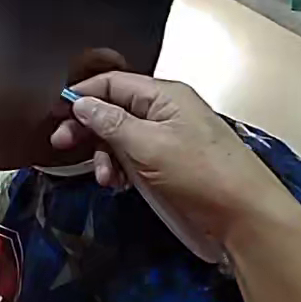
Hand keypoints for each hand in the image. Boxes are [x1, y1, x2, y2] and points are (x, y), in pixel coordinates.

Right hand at [50, 72, 295, 246]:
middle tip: (61, 145)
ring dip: (104, 155)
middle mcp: (164, 112)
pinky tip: (116, 184)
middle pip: (114, 110)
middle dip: (88, 127)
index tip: (57, 114)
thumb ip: (111, 122)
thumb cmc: (198, 174)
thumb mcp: (148, 145)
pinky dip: (120, 169)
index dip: (83, 95)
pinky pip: (134, 158)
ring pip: (121, 138)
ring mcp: (166, 140)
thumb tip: (81, 102)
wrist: (243, 217)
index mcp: (163, 96)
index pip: (113, 83)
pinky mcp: (168, 166)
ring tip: (104, 178)